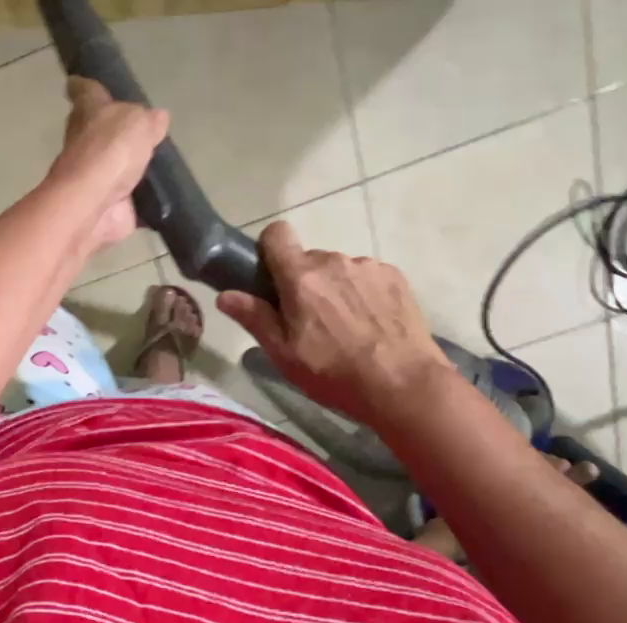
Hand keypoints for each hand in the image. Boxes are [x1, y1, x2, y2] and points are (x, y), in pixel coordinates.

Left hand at [46, 77, 168, 258]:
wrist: (96, 203)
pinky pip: (131, 201)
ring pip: (114, 166)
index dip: (84, 86)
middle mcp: (86, 142)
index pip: (84, 91)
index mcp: (88, 110)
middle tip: (138, 128)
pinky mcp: (111, 207)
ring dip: (129, 167)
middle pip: (98, 130)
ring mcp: (96, 178)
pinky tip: (160, 198)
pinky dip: (142, 202)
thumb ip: (150, 120)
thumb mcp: (138, 121)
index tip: (78, 83)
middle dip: (113, 130)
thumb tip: (158, 119)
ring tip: (158, 162)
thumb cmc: (111, 149)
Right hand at [217, 222, 449, 420]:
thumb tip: (225, 295)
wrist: (401, 383)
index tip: (270, 279)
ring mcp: (368, 267)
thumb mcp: (284, 355)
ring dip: (334, 291)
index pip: (276, 234)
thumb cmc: (333, 374)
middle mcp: (335, 261)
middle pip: (308, 260)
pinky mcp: (394, 277)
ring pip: (339, 270)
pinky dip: (362, 295)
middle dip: (303, 284)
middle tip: (308, 324)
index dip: (269, 250)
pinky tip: (369, 326)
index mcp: (301, 277)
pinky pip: (366, 278)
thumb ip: (255, 319)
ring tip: (344, 330)